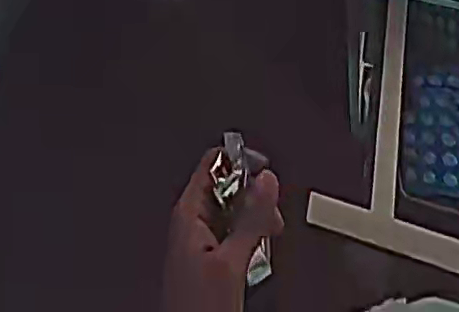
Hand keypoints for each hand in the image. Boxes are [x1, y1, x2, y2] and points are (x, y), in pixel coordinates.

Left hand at [163, 149, 282, 311]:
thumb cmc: (195, 308)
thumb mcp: (230, 261)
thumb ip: (251, 217)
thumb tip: (267, 179)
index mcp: (188, 212)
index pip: (214, 162)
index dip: (240, 160)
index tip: (263, 170)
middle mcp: (193, 222)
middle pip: (228, 185)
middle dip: (254, 194)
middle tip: (270, 210)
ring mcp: (202, 241)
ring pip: (235, 209)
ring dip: (255, 216)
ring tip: (268, 231)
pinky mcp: (211, 258)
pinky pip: (235, 231)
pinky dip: (251, 234)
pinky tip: (259, 247)